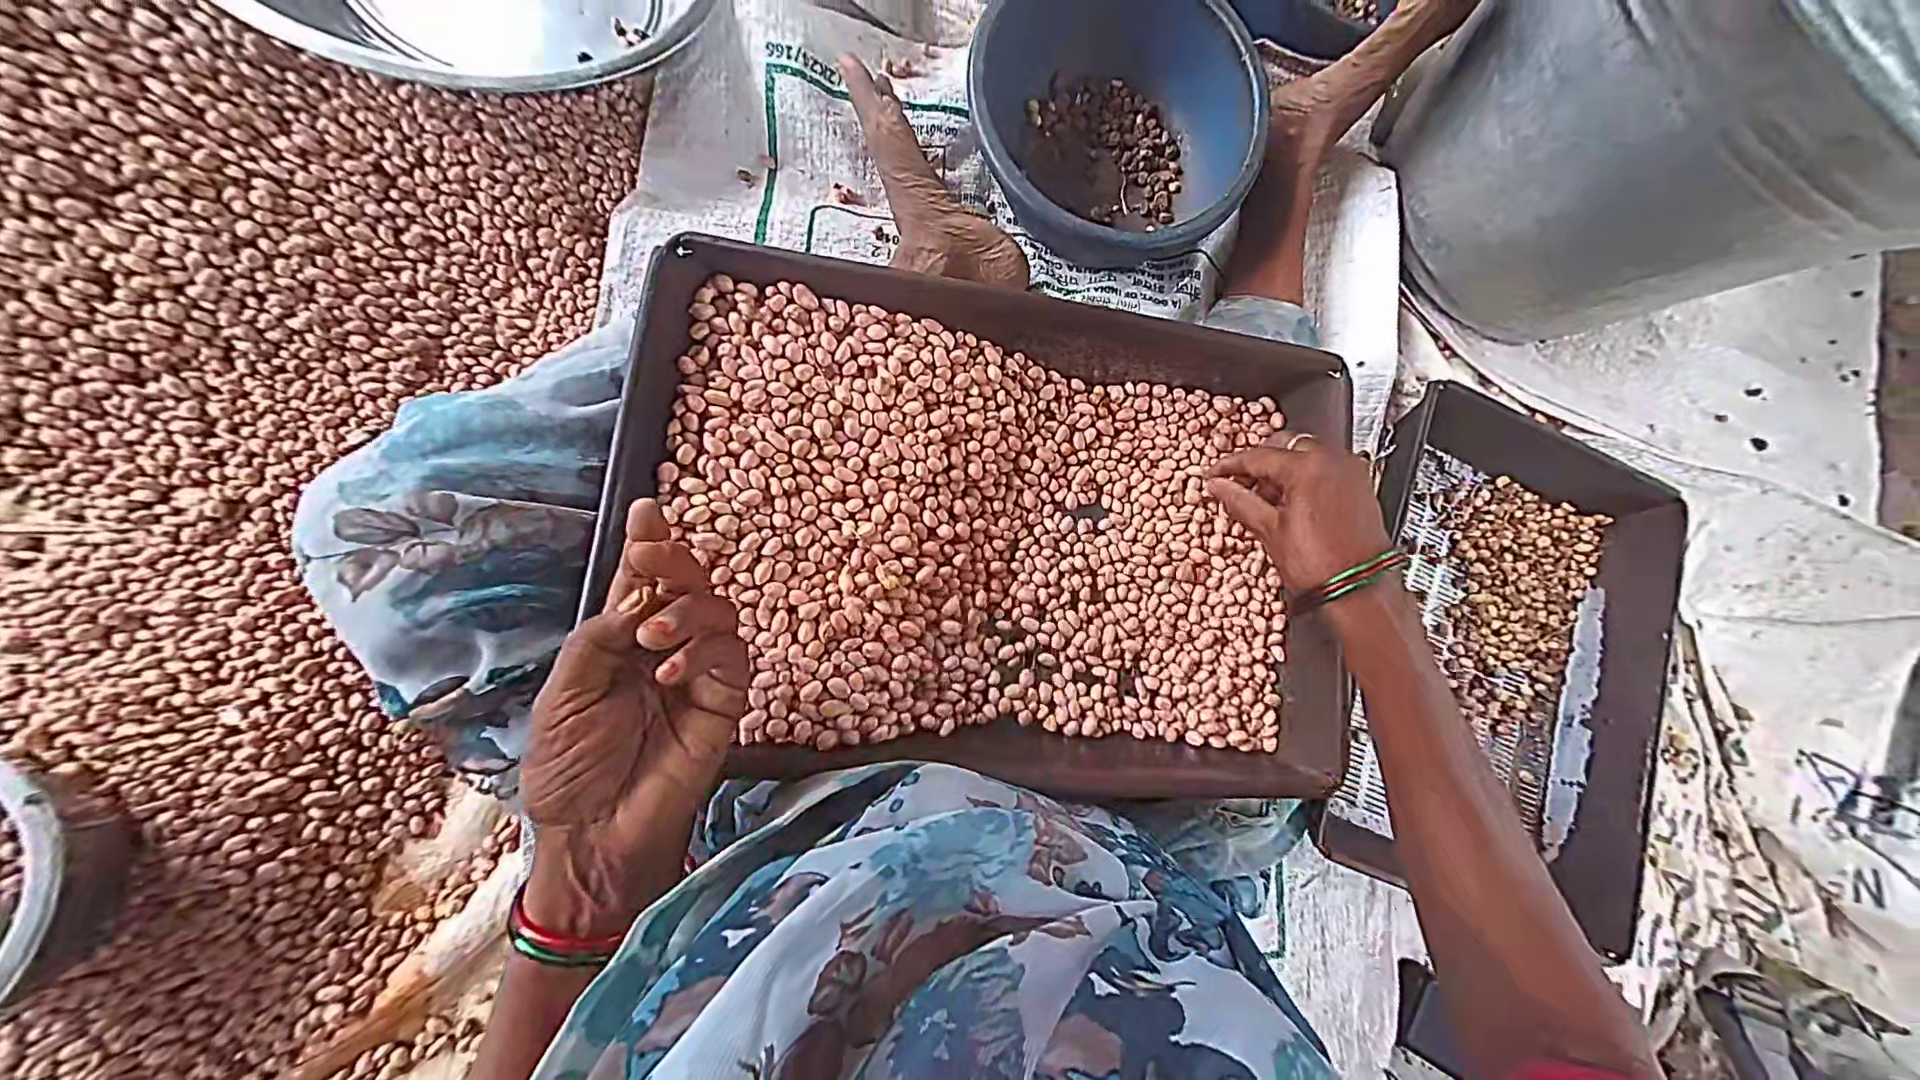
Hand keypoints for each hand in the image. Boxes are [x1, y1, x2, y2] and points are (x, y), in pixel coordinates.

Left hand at [518, 498, 747, 933]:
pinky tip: (671, 671)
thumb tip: (639, 595)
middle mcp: (668, 644)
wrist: (595, 830)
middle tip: (650, 559)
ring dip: (689, 612)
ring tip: (653, 637)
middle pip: (689, 585)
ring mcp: (702, 671)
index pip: (643, 581)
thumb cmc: (571, 764)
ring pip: (719, 613)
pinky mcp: (727, 699)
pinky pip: (732, 658)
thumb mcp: (563, 692)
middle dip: (674, 562)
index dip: (649, 544)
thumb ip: (600, 637)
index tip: (646, 510)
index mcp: (625, 637)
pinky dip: (704, 654)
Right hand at [1207, 432, 1392, 591]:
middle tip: (1236, 483)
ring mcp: (1350, 473)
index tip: (1216, 474)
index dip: (1230, 465)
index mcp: (1309, 467)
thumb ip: (1240, 501)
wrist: (1358, 589)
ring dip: (1279, 470)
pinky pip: (1323, 469)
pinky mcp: (1359, 487)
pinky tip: (1285, 502)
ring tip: (1259, 498)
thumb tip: (1220, 486)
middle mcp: (1334, 462)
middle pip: (1284, 447)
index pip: (1258, 456)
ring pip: (1305, 455)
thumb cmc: (1322, 565)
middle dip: (1257, 464)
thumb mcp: (1269, 529)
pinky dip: (1301, 478)